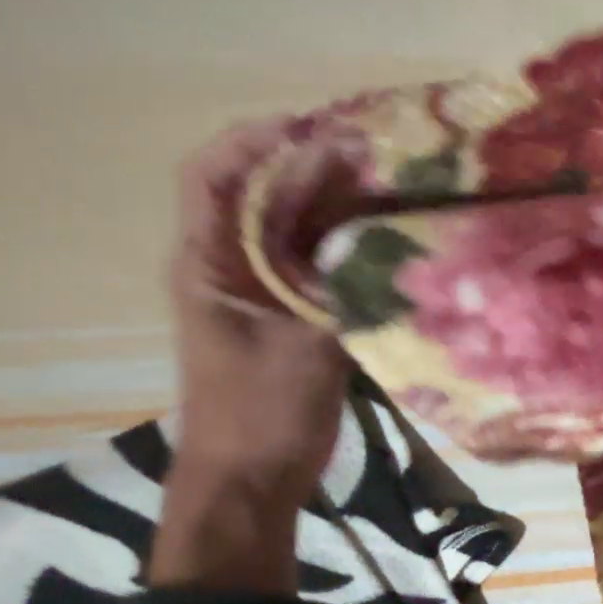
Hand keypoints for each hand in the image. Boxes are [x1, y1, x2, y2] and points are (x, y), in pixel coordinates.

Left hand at [152, 123, 353, 592]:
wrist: (253, 476)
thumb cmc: (264, 412)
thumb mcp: (304, 348)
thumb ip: (337, 294)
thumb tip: (377, 247)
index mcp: (209, 265)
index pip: (215, 177)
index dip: (258, 142)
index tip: (317, 127)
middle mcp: (231, 268)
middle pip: (262, 198)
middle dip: (312, 170)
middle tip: (379, 155)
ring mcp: (264, 295)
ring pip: (295, 233)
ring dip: (337, 209)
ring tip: (393, 190)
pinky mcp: (296, 321)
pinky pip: (321, 271)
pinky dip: (352, 252)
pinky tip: (394, 246)